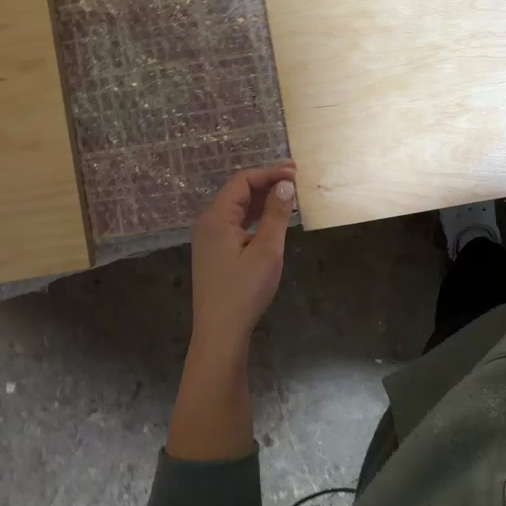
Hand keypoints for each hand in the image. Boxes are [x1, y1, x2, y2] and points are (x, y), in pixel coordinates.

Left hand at [188, 162, 297, 350]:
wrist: (220, 333)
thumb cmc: (244, 291)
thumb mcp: (267, 250)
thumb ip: (276, 214)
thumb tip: (286, 185)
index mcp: (216, 218)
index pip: (243, 181)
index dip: (270, 173)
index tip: (296, 174)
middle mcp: (208, 223)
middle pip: (238, 192)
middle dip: (267, 183)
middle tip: (296, 180)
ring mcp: (209, 239)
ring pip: (237, 208)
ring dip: (262, 200)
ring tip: (289, 197)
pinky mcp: (215, 253)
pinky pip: (236, 224)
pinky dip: (255, 217)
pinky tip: (273, 220)